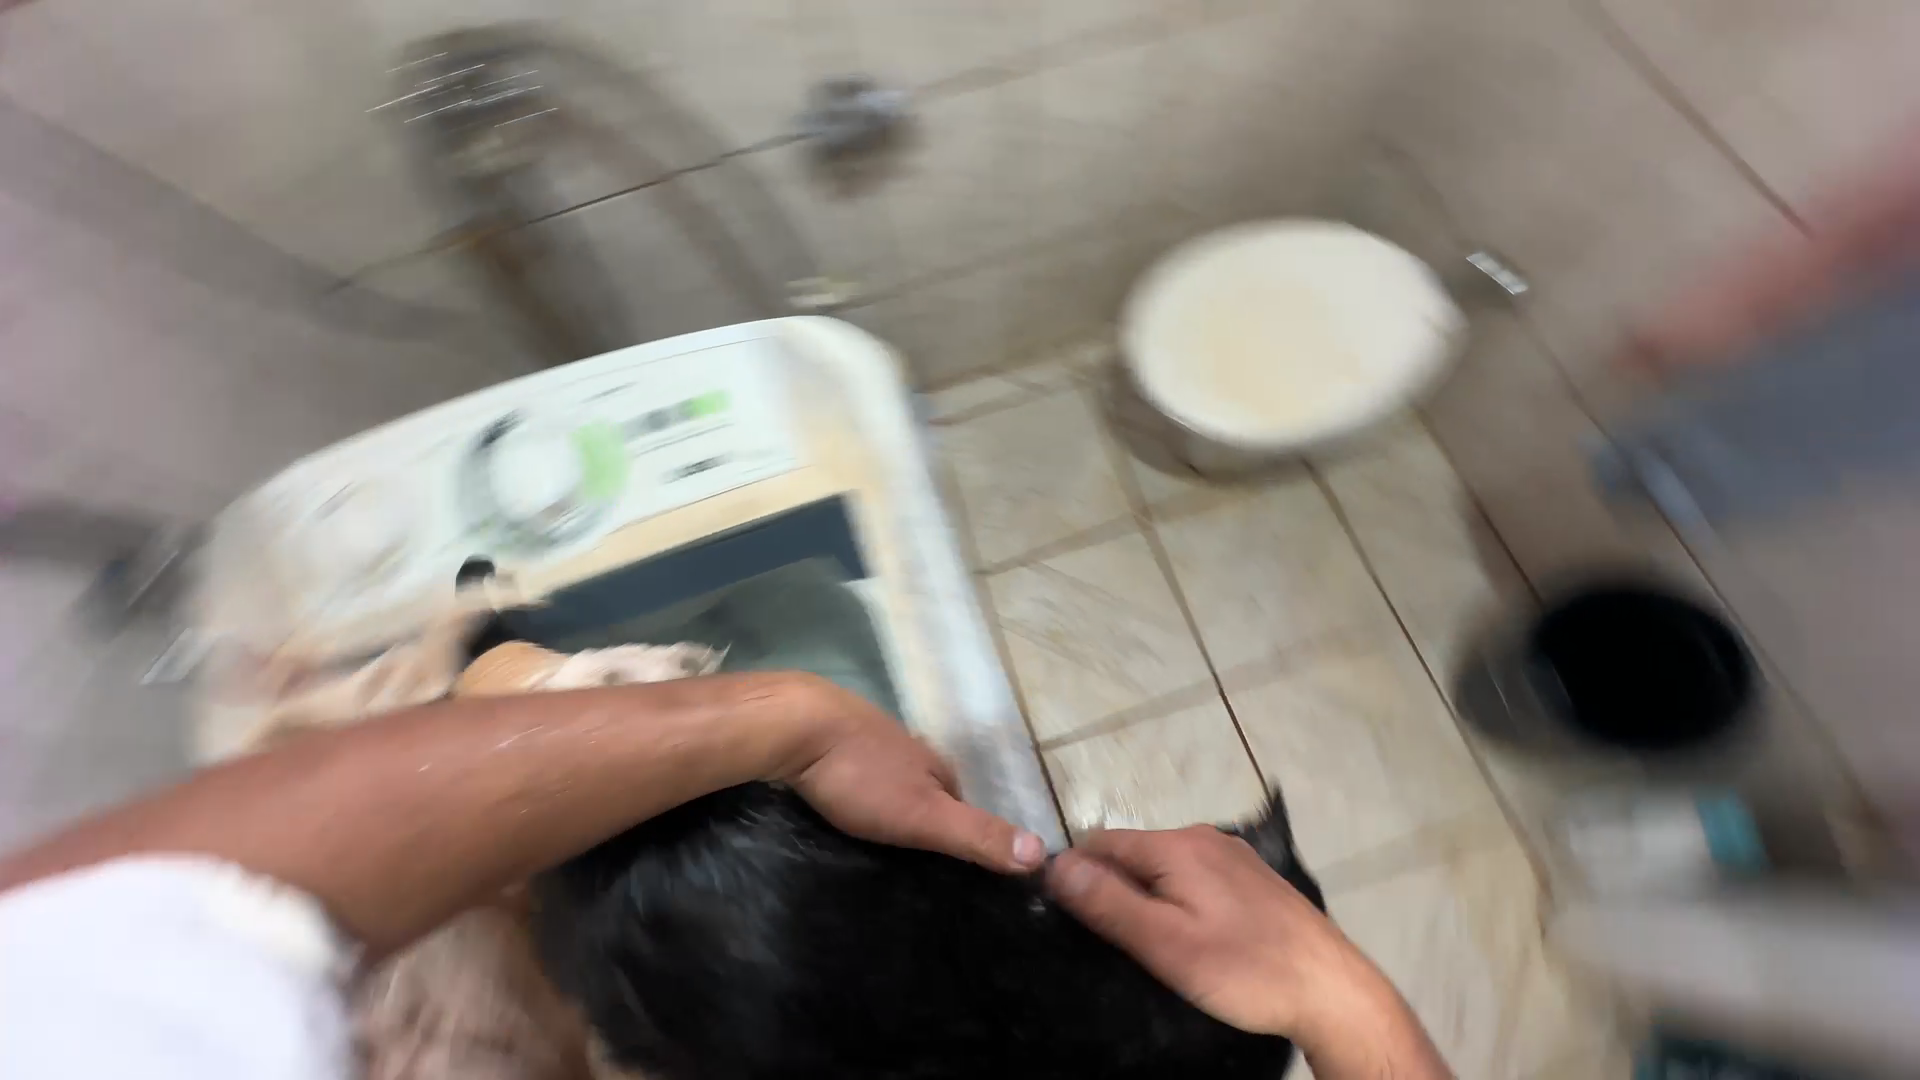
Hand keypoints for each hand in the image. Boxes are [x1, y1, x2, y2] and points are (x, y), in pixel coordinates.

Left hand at [777, 677, 1046, 874]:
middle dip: (923, 813)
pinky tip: (840, 798)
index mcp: (934, 763)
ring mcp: (869, 733)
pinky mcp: (831, 733)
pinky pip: (854, 765)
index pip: (960, 802)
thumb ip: (976, 834)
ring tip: (874, 834)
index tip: (950, 867)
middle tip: (907, 856)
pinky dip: (856, 783)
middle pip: (926, 784)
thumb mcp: (924, 815)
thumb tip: (1042, 852)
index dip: (960, 831)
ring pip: (889, 773)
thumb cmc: (862, 775)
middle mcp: (909, 744)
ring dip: (888, 797)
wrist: (797, 725)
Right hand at [1046, 826, 1394, 1042]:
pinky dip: (1179, 893)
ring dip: (1147, 889)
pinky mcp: (1252, 875)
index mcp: (1174, 844)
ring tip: (1152, 940)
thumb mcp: (1165, 943)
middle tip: (1114, 937)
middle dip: (1113, 883)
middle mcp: (1201, 835)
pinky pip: (1196, 873)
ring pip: (1165, 863)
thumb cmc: (1243, 968)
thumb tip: (1056, 865)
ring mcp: (1231, 853)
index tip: (1069, 914)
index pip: (1101, 842)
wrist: (1335, 992)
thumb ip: (1108, 902)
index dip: (1077, 873)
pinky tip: (1194, 931)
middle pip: (1134, 851)